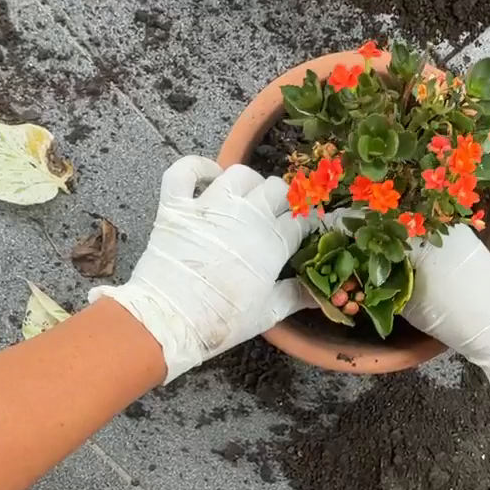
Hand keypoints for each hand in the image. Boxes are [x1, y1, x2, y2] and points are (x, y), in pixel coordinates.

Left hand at [90, 157, 315, 380]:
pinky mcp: (177, 206)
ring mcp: (210, 207)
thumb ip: (297, 296)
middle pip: (276, 189)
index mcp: (272, 243)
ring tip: (247, 197)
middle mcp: (245, 216)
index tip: (307, 228)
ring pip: (240, 174)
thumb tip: (321, 294)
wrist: (168, 321)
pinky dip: (197, 168)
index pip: (300, 220)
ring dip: (249, 183)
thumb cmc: (222, 321)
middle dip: (283, 199)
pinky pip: (185, 171)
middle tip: (277, 215)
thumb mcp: (268, 314)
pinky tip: (209, 176)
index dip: (307, 223)